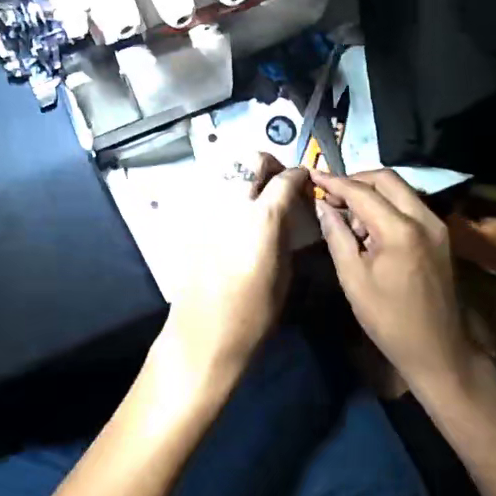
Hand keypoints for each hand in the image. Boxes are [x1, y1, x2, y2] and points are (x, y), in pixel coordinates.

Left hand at [161, 154, 309, 381]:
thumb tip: (288, 215)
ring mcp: (207, 208)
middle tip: (279, 182)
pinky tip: (232, 213)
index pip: (286, 177)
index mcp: (263, 217)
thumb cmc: (253, 315)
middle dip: (270, 164)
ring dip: (245, 173)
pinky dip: (225, 190)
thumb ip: (286, 234)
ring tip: (255, 194)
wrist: (202, 336)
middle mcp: (233, 203)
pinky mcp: (190, 221)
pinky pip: (211, 190)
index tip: (304, 182)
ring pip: (228, 168)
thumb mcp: (284, 274)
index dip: (299, 175)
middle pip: (252, 159)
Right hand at [311, 169, 477, 394]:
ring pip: (400, 190)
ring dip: (373, 193)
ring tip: (349, 218)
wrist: (438, 350)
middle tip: (332, 195)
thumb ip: (337, 235)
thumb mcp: (353, 279)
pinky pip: (410, 205)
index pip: (362, 191)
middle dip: (356, 181)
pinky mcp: (440, 235)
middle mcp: (424, 218)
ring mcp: (437, 225)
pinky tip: (371, 228)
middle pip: (386, 179)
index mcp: (401, 230)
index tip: (312, 175)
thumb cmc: (389, 320)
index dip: (335, 181)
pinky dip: (388, 206)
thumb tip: (323, 205)